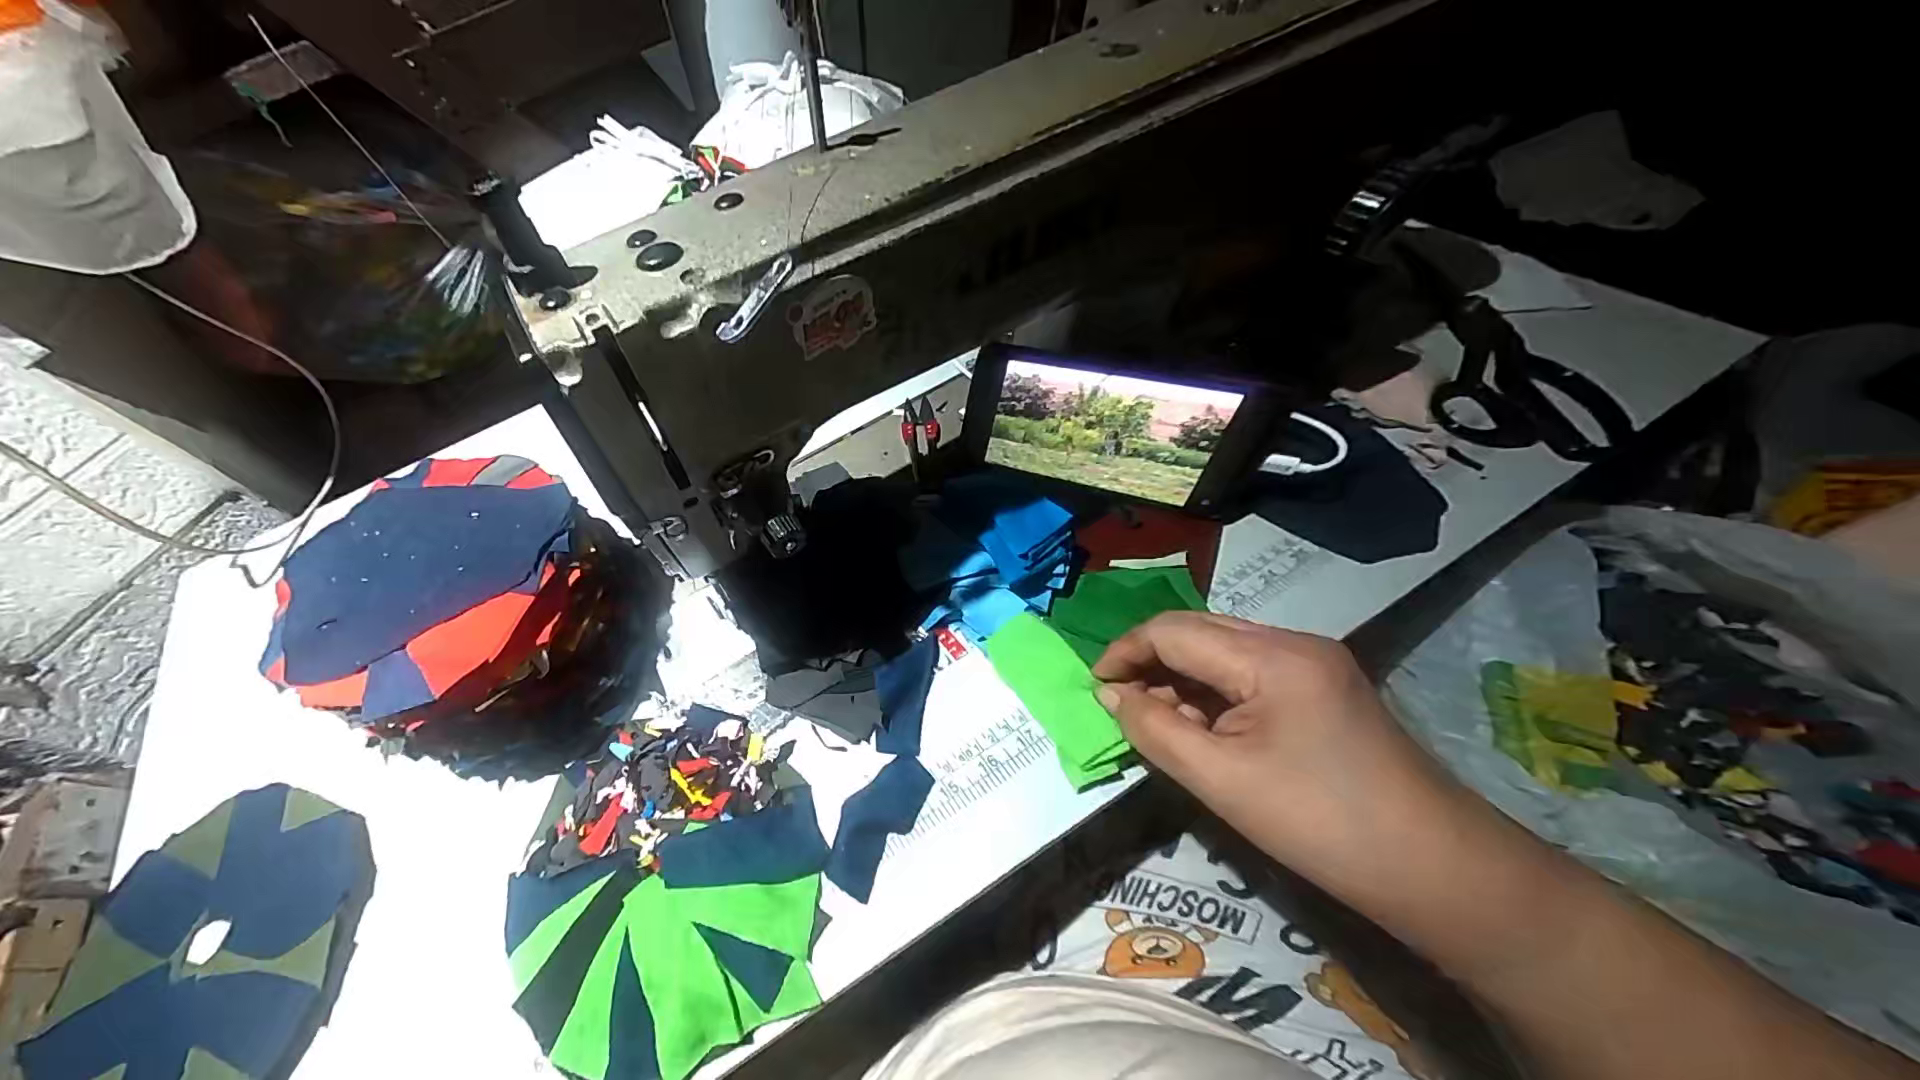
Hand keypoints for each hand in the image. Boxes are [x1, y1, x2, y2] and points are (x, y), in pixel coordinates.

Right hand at [1093, 611, 1468, 879]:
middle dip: (1151, 660)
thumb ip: (1155, 729)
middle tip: (1123, 703)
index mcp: (1270, 656)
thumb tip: (1110, 694)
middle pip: (1198, 629)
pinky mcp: (1325, 683)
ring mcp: (1314, 660)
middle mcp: (1293, 641)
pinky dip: (1215, 688)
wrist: (1437, 867)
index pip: (1173, 630)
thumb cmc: (1320, 824)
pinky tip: (1206, 724)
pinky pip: (1250, 668)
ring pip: (1223, 647)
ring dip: (1182, 674)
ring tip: (1162, 720)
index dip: (1125, 652)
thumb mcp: (1220, 780)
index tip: (1095, 687)